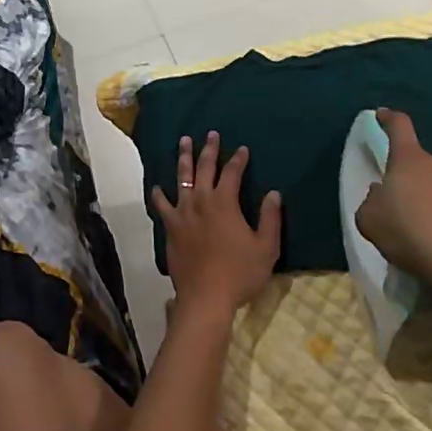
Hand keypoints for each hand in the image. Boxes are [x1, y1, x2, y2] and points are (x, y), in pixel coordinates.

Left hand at [151, 131, 282, 321]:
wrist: (205, 296)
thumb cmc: (240, 273)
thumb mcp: (266, 248)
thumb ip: (270, 219)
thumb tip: (274, 193)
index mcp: (225, 202)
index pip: (232, 172)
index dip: (238, 159)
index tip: (242, 149)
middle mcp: (201, 200)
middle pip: (205, 167)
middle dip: (209, 149)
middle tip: (211, 134)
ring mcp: (183, 212)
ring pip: (182, 178)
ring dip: (184, 158)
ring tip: (184, 142)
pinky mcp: (170, 226)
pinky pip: (162, 205)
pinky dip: (160, 194)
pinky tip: (157, 187)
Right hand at [354, 109, 431, 319]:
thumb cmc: (411, 236)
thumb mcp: (369, 220)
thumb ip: (372, 201)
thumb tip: (383, 195)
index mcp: (410, 161)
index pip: (399, 127)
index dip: (389, 119)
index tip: (383, 115)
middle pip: (423, 165)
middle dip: (413, 180)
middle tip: (403, 208)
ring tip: (429, 235)